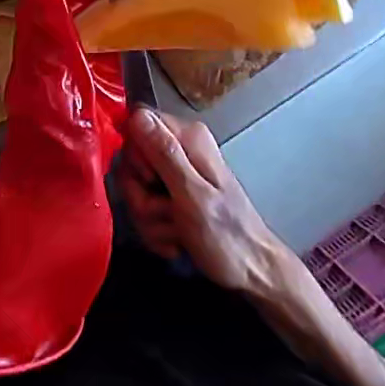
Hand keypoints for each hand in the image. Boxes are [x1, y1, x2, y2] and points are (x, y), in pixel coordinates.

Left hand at [0, 0, 181, 375]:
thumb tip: (53, 24)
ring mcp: (64, 78)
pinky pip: (102, 43)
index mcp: (43, 72)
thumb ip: (62, 88)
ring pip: (89, 16)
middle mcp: (47, 65)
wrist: (40, 256)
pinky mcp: (81, 95)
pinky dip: (130, 23)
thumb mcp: (65, 157)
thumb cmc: (50, 219)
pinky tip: (155, 21)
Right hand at [119, 108, 290, 295]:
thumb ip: (164, 154)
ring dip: (150, 218)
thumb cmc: (227, 235)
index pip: (137, 124)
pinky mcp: (173, 197)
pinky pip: (145, 209)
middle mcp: (181, 149)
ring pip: (136, 189)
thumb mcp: (192, 195)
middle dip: (141, 196)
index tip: (151, 181)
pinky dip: (156, 229)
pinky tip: (177, 239)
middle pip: (132, 161)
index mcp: (188, 137)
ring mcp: (177, 174)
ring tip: (177, 231)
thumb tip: (137, 115)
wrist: (252, 270)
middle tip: (167, 214)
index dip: (135, 154)